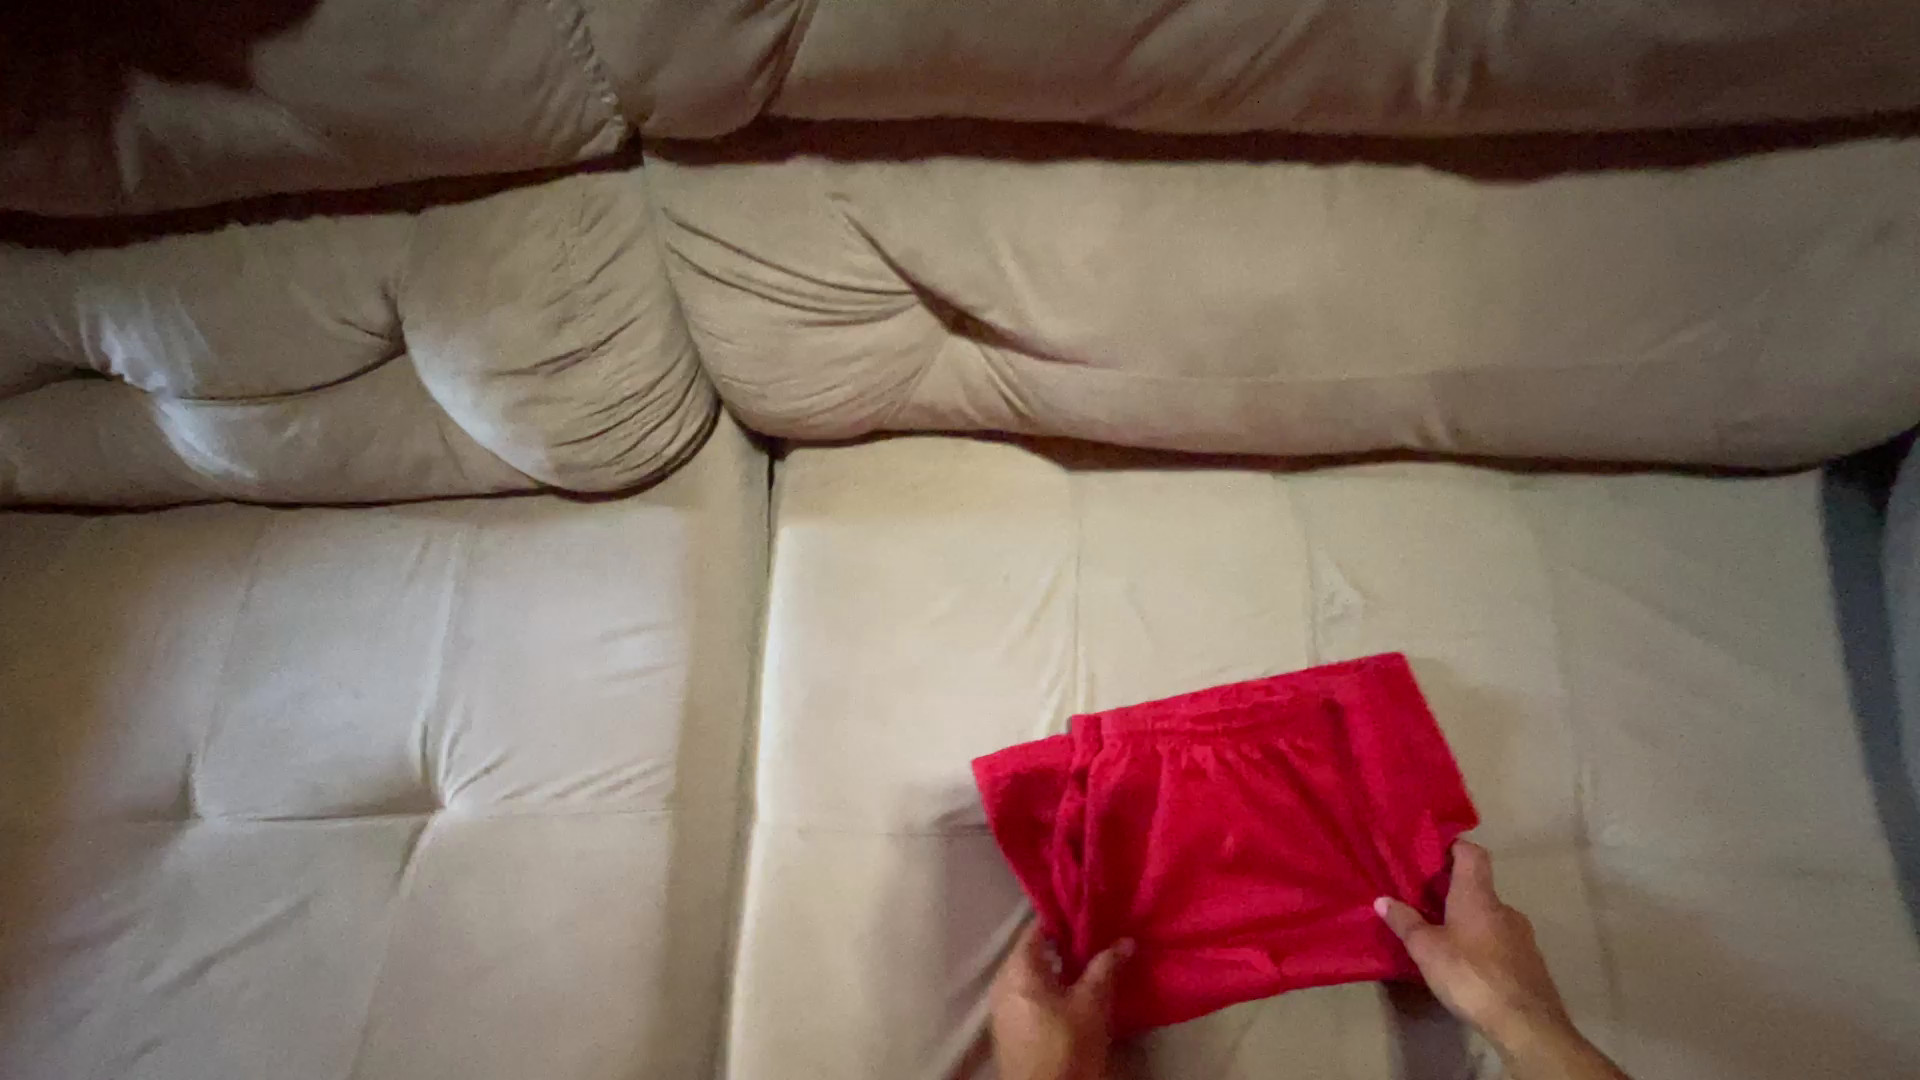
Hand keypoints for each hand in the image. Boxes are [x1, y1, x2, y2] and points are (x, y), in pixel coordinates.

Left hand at [989, 924, 1132, 1079]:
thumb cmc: (1065, 1047)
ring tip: (1088, 968)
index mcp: (1018, 966)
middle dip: (1064, 945)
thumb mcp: (1092, 1005)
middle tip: (1095, 941)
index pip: (1039, 926)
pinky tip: (1070, 997)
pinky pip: (1027, 994)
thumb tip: (1125, 941)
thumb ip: (1105, 967)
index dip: (1065, 919)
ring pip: (1032, 973)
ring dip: (1058, 970)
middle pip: (1035, 949)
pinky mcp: (1007, 1027)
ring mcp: (1001, 1004)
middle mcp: (1002, 978)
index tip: (1089, 915)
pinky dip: (1047, 989)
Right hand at [1376, 842, 1631, 1079]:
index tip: (1431, 850)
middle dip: (1452, 892)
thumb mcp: (1425, 948)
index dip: (1453, 846)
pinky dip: (1484, 945)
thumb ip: (1404, 921)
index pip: (1472, 854)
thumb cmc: (1471, 974)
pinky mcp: (1532, 966)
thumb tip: (1382, 900)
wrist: (1529, 1028)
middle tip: (1425, 901)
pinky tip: (1467, 965)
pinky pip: (1502, 943)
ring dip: (1469, 921)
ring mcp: (1523, 939)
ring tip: (1443, 936)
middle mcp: (1505, 910)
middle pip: (1478, 888)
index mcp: (1478, 896)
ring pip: (1491, 918)